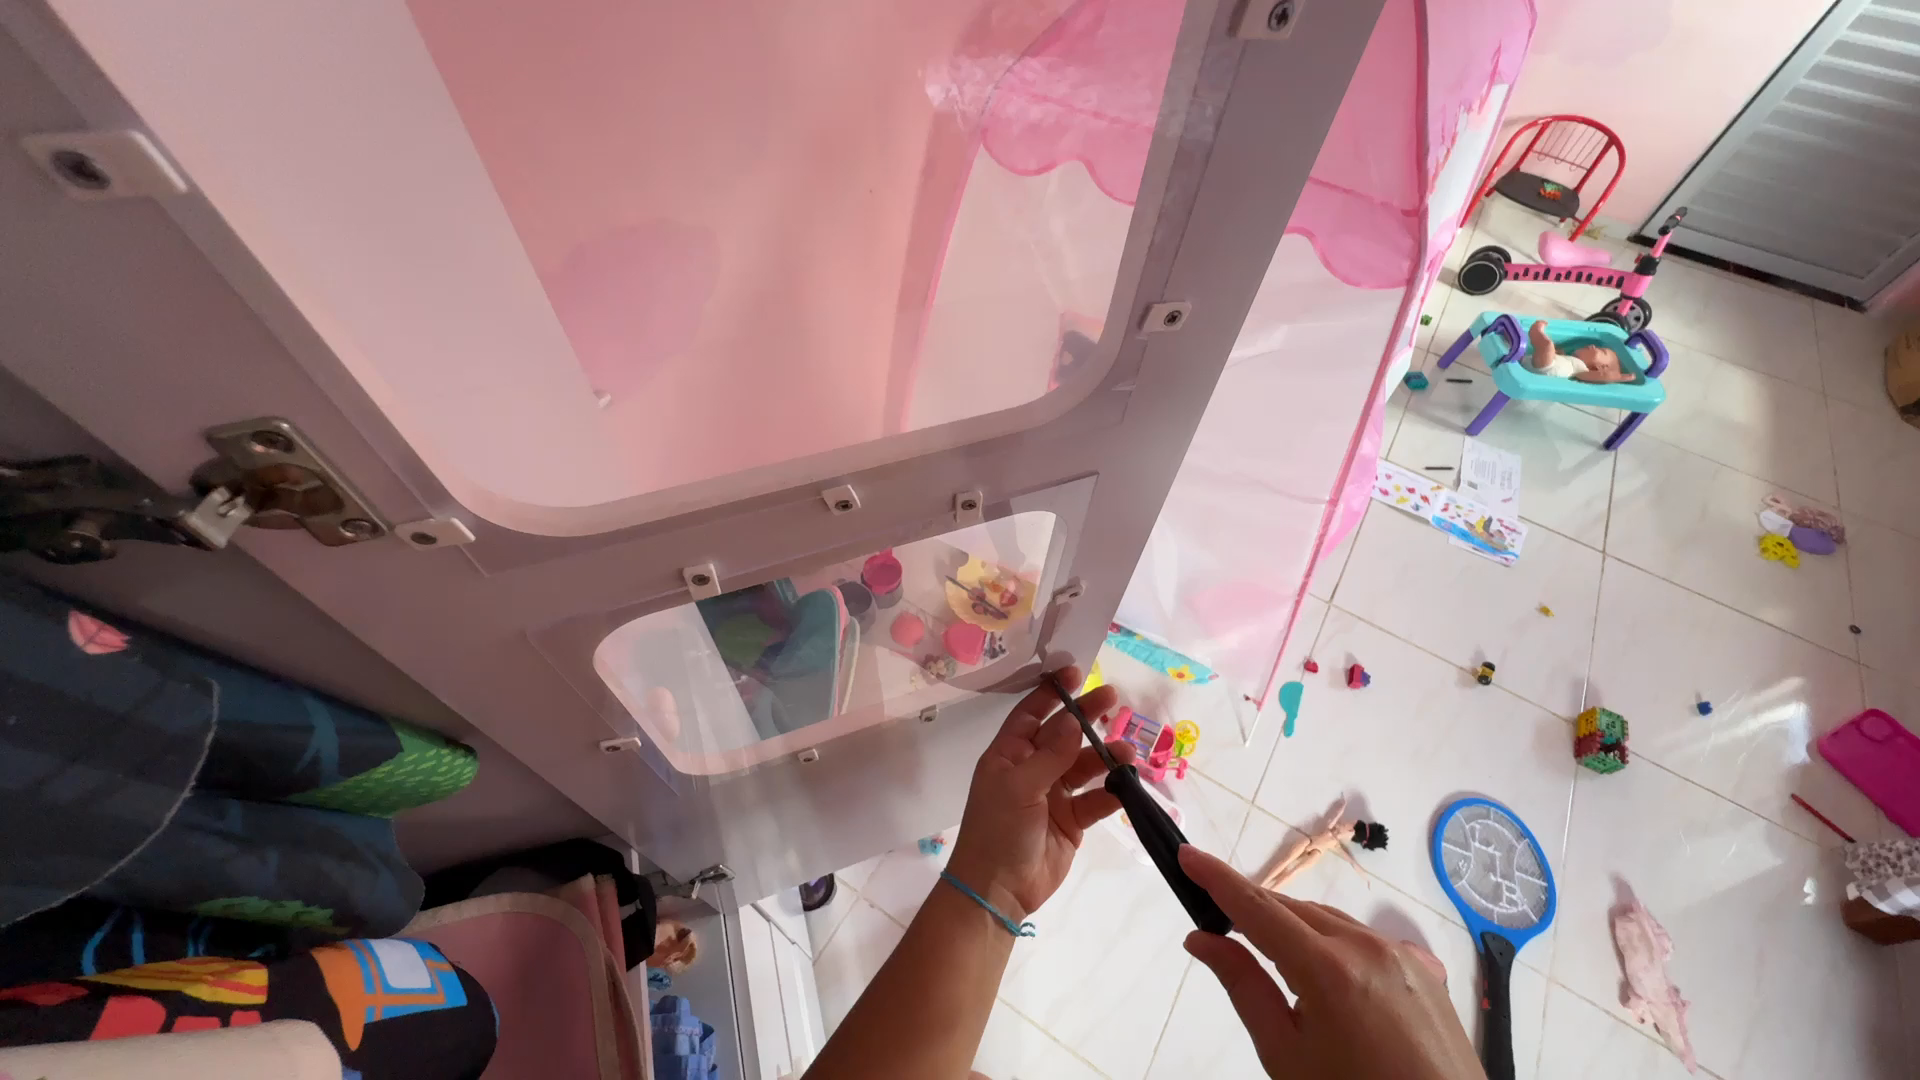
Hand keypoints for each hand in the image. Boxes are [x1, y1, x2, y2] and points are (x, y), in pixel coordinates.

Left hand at [944, 667, 1134, 919]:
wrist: (998, 890)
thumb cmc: (998, 830)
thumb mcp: (1019, 787)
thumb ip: (1050, 754)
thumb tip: (1073, 721)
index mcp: (1008, 754)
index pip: (1031, 713)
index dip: (1052, 693)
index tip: (1076, 672)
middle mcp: (1031, 768)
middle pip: (1063, 734)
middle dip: (1086, 717)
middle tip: (1113, 698)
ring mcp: (1053, 795)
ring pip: (1083, 766)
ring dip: (1104, 757)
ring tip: (1127, 752)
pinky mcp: (1072, 821)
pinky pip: (1095, 800)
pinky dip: (1111, 792)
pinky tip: (1126, 786)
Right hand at [1178, 846, 1484, 1079]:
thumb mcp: (1286, 1056)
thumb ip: (1243, 987)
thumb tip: (1200, 938)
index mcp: (1328, 969)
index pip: (1256, 907)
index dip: (1217, 878)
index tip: (1186, 855)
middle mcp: (1367, 946)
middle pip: (1291, 909)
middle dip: (1253, 911)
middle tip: (1221, 925)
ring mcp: (1403, 954)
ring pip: (1327, 920)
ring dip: (1293, 927)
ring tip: (1275, 963)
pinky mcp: (1426, 969)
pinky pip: (1364, 939)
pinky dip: (1334, 944)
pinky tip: (1330, 979)